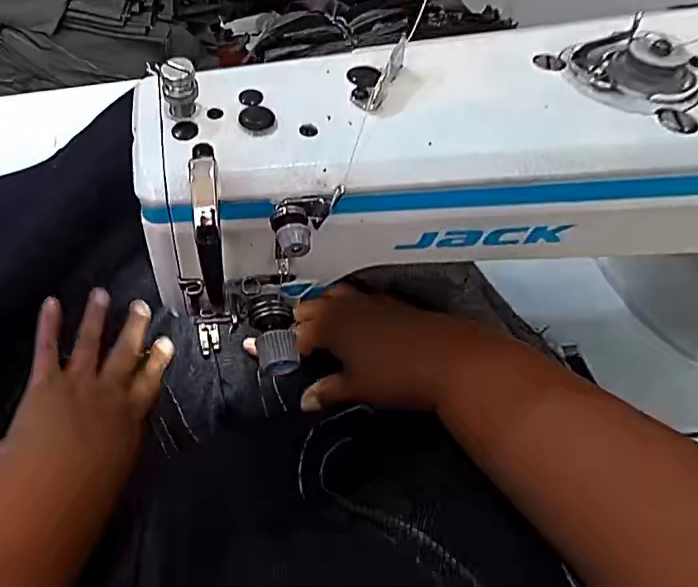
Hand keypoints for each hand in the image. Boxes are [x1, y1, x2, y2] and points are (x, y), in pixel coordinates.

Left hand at [3, 289, 172, 507]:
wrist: (53, 486)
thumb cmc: (83, 499)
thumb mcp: (111, 483)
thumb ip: (114, 465)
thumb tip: (111, 470)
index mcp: (127, 421)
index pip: (147, 385)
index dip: (157, 363)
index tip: (165, 344)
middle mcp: (108, 396)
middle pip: (125, 355)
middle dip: (134, 329)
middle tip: (141, 307)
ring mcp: (78, 384)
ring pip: (89, 343)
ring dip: (96, 317)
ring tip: (101, 294)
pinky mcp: (47, 383)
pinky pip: (47, 349)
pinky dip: (48, 325)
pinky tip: (50, 304)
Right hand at [263, 284, 518, 412]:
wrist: (445, 357)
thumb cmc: (396, 375)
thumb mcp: (356, 388)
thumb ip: (328, 390)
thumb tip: (306, 399)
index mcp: (328, 327)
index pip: (292, 335)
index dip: (272, 344)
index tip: (252, 347)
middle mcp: (343, 308)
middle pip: (308, 309)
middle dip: (294, 323)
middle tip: (286, 339)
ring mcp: (366, 302)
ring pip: (331, 299)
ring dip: (319, 310)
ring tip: (313, 324)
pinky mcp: (386, 302)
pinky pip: (354, 298)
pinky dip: (344, 306)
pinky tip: (351, 318)